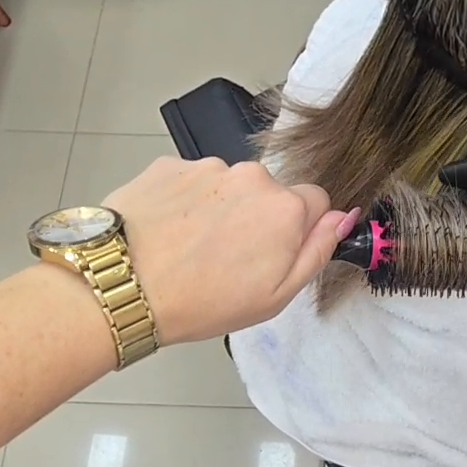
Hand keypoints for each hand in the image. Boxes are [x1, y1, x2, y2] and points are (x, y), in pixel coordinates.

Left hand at [102, 157, 351, 343]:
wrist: (123, 287)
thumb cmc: (203, 302)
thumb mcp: (277, 295)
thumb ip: (318, 250)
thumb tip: (343, 217)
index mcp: (285, 207)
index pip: (316, 201)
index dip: (299, 230)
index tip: (274, 254)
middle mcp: (251, 176)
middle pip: (270, 192)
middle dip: (258, 218)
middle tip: (229, 259)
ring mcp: (207, 167)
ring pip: (229, 185)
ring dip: (220, 209)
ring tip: (192, 249)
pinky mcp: (168, 165)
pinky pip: (190, 181)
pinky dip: (185, 202)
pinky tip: (168, 233)